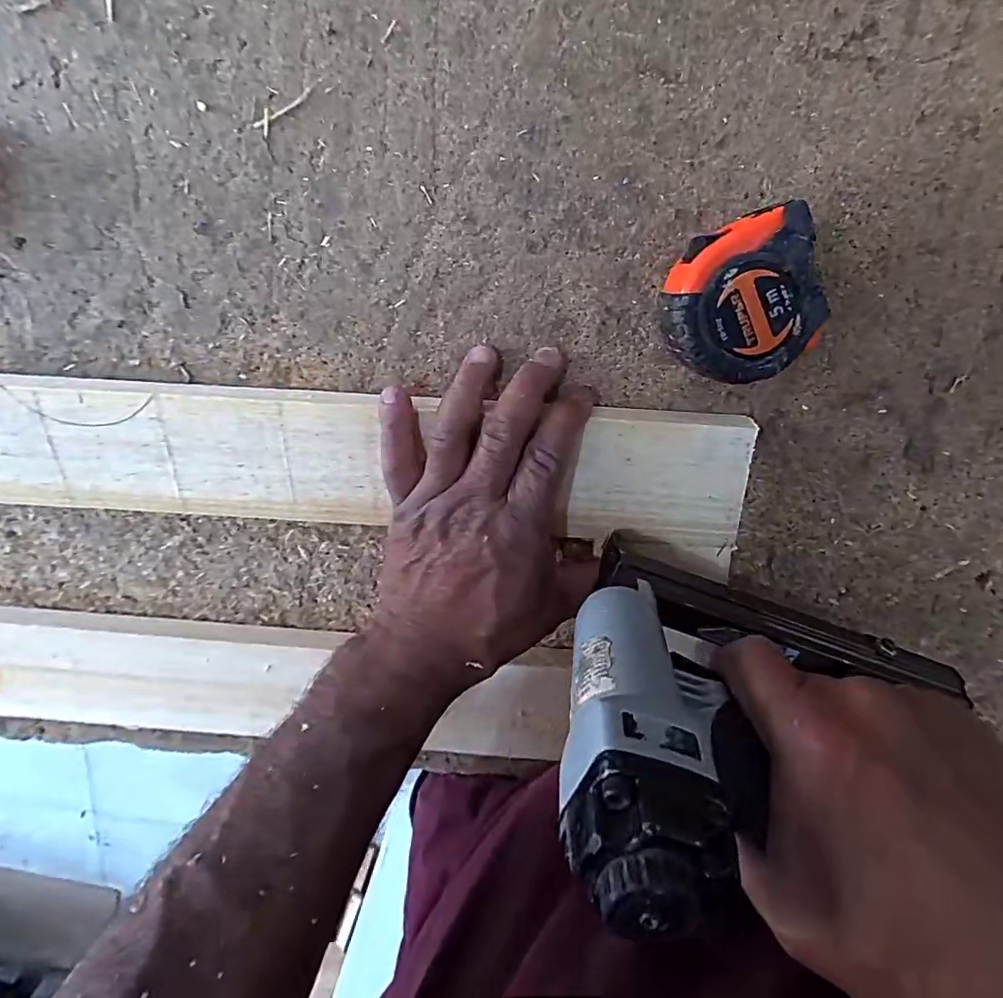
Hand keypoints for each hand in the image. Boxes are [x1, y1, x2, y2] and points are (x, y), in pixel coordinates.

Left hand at [368, 344, 599, 683]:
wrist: (418, 651)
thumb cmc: (487, 630)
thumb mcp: (550, 608)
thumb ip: (581, 575)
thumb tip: (606, 553)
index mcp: (518, 524)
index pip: (548, 455)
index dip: (567, 417)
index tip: (582, 393)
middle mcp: (478, 501)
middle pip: (505, 430)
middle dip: (529, 387)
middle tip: (546, 356)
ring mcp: (437, 500)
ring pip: (455, 432)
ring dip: (470, 388)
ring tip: (485, 352)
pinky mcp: (406, 507)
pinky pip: (400, 461)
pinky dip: (396, 426)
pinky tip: (396, 390)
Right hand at [716, 637, 1002, 997]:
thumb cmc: (920, 941)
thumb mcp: (796, 910)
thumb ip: (749, 841)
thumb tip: (745, 811)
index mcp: (816, 736)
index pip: (749, 656)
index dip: (727, 666)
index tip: (725, 686)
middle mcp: (867, 703)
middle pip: (806, 692)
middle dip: (797, 732)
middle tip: (815, 795)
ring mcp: (923, 705)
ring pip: (858, 707)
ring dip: (853, 743)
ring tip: (881, 813)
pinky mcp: (969, 720)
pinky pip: (908, 719)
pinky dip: (901, 750)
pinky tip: (928, 811)